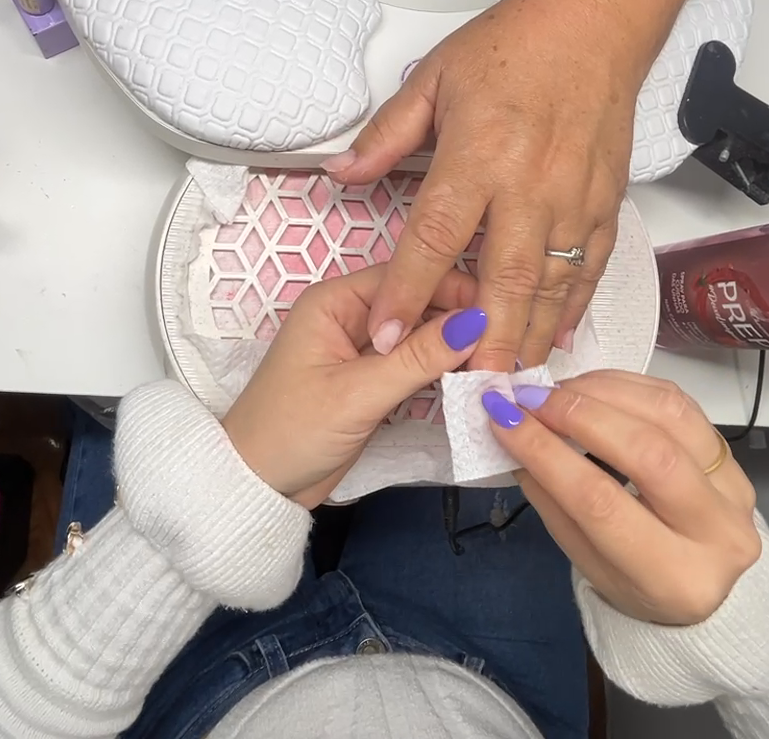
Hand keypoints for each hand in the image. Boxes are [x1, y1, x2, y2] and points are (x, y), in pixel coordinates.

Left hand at [222, 266, 489, 506]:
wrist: (258, 489)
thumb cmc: (293, 431)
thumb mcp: (358, 393)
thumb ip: (418, 358)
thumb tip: (478, 322)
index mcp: (336, 301)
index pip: (404, 278)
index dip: (452, 287)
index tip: (500, 305)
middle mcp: (351, 315)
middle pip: (416, 304)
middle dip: (458, 320)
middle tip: (510, 338)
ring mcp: (363, 348)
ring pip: (419, 335)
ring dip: (453, 347)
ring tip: (503, 356)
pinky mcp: (372, 380)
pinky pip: (414, 364)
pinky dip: (440, 370)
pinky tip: (475, 375)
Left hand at [322, 0, 646, 370]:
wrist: (593, 23)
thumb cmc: (511, 47)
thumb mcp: (434, 79)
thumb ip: (386, 135)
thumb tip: (342, 172)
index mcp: (477, 155)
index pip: (433, 236)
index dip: (407, 290)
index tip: (385, 335)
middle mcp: (528, 185)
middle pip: (500, 277)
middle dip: (480, 340)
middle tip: (464, 390)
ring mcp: (573, 197)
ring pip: (548, 283)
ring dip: (526, 337)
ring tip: (507, 382)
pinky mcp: (604, 201)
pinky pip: (588, 267)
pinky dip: (571, 307)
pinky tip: (554, 337)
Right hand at [484, 371, 760, 624]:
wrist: (696, 582)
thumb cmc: (628, 575)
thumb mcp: (580, 554)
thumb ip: (547, 493)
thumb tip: (508, 426)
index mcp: (673, 579)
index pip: (600, 502)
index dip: (546, 452)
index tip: (503, 418)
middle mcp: (719, 534)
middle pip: (647, 453)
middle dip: (578, 414)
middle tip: (530, 398)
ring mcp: (735, 489)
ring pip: (669, 415)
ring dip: (602, 390)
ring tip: (557, 389)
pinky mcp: (733, 454)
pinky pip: (678, 400)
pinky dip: (625, 384)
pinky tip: (589, 386)